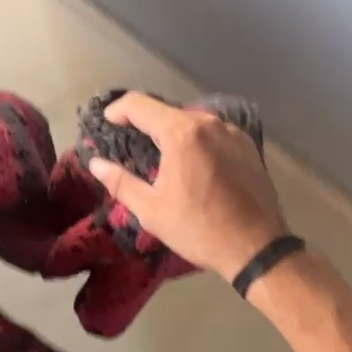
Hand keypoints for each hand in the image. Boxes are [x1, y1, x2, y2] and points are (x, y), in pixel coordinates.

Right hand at [87, 92, 288, 281]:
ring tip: (162, 159)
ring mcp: (232, 132)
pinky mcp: (248, 146)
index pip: (140, 104)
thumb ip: (120, 182)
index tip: (107, 123)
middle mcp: (209, 123)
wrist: (256, 247)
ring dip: (172, 133)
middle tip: (131, 146)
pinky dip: (196, 142)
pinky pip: (213, 134)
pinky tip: (193, 166)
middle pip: (167, 111)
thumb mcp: (151, 210)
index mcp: (182, 134)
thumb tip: (96, 163)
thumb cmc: (198, 229)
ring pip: (192, 122)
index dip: (118, 110)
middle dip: (145, 124)